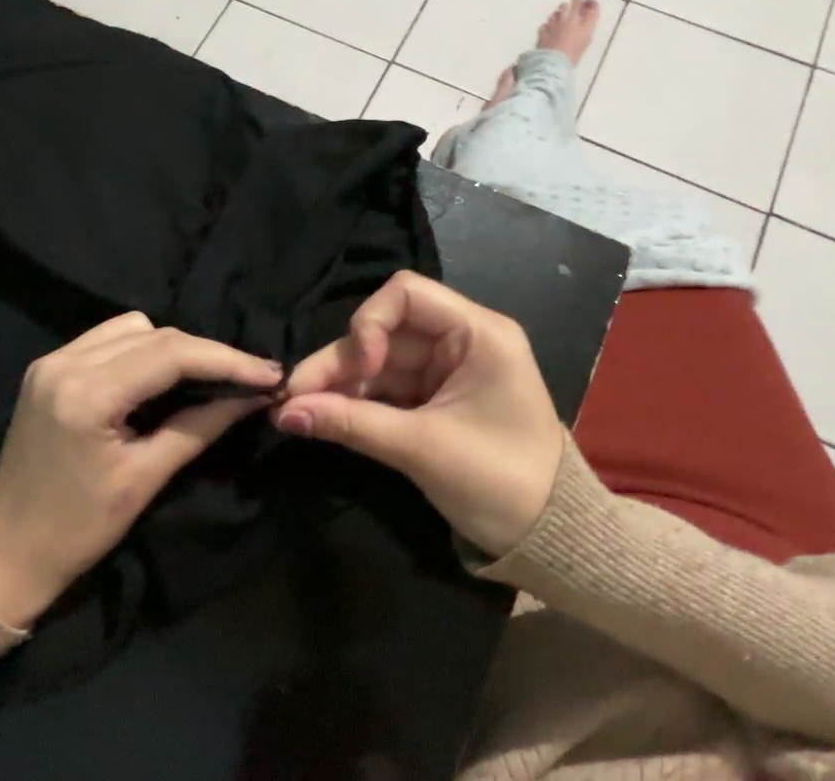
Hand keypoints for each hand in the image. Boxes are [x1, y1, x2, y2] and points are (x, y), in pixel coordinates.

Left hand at [0, 314, 282, 627]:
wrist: (7, 551)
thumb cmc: (78, 529)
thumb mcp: (145, 479)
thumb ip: (200, 427)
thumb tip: (252, 397)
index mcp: (86, 393)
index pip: (171, 354)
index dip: (226, 360)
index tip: (270, 373)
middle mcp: (64, 362)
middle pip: (154, 333)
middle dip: (205, 353)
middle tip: (249, 379)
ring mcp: (51, 361)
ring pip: (131, 328)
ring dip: (172, 348)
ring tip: (206, 379)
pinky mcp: (46, 368)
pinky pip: (106, 340)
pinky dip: (140, 352)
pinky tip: (161, 379)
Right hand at [276, 271, 565, 557]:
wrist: (551, 540)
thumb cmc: (499, 481)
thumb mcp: (421, 448)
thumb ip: (351, 423)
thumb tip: (283, 413)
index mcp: (478, 334)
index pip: (406, 294)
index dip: (370, 323)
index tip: (360, 371)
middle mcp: (461, 341)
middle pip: (384, 332)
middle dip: (340, 364)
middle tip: (290, 397)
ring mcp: (446, 372)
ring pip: (378, 363)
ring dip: (340, 386)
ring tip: (296, 413)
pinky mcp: (435, 401)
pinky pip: (386, 390)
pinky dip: (356, 403)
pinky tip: (322, 418)